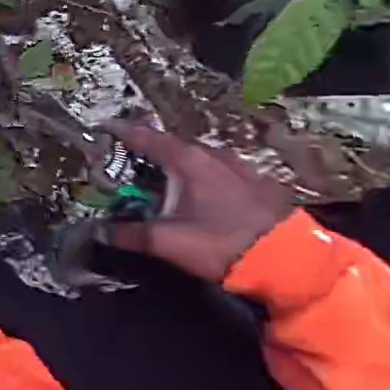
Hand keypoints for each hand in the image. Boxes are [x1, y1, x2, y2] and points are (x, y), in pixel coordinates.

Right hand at [103, 122, 293, 282]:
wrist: (289, 260)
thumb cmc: (220, 243)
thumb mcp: (167, 242)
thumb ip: (129, 234)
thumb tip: (99, 231)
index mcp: (186, 160)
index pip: (144, 136)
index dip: (121, 132)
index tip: (102, 128)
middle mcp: (211, 154)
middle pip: (169, 147)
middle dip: (145, 155)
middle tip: (126, 166)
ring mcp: (237, 166)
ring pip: (195, 160)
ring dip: (174, 168)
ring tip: (160, 184)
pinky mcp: (255, 182)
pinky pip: (215, 172)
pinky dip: (197, 178)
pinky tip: (196, 198)